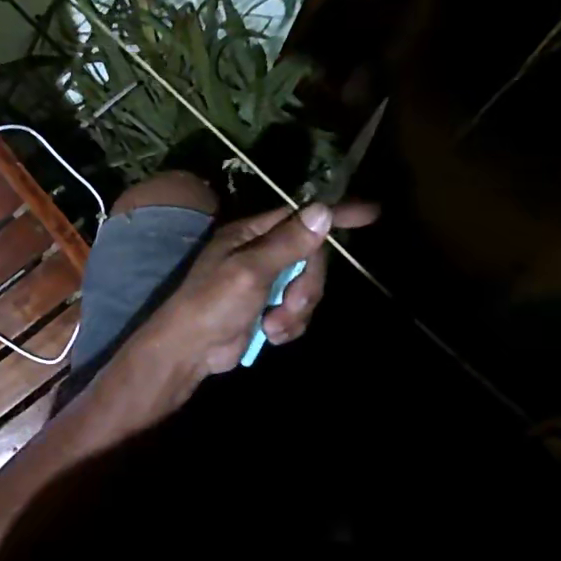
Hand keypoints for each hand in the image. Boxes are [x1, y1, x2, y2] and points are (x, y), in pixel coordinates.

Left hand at [127, 200, 380, 390]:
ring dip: (296, 311)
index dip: (335, 215)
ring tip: (272, 325)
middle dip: (306, 286)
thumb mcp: (250, 271)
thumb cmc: (212, 304)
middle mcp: (259, 253)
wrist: (189, 351)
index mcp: (250, 235)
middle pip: (311, 258)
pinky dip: (288, 326)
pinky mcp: (266, 310)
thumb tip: (323, 210)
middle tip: (287, 304)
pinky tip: (270, 335)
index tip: (371, 212)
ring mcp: (264, 283)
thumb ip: (287, 243)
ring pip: (307, 289)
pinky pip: (297, 312)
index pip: (300, 216)